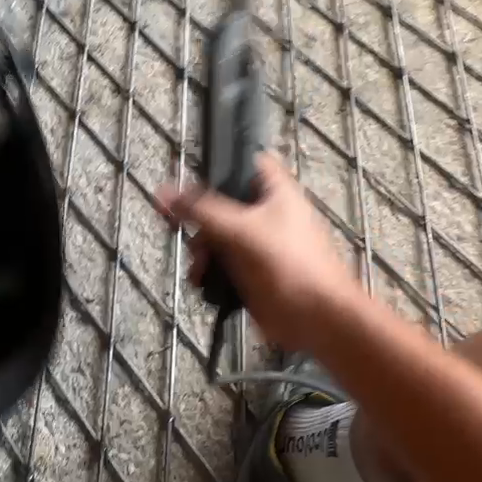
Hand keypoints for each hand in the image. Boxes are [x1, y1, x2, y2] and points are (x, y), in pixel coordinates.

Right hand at [158, 153, 358, 351]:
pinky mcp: (253, 273)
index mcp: (276, 191)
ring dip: (203, 250)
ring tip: (199, 267)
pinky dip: (211, 272)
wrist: (318, 320)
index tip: (194, 177)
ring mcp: (260, 245)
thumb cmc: (288, 264)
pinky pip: (224, 265)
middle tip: (185, 230)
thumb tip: (163, 192)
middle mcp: (268, 213)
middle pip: (224, 203)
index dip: (223, 164)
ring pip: (220, 236)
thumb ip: (201, 210)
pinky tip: (203, 282)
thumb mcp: (240, 230)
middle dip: (201, 219)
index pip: (248, 162)